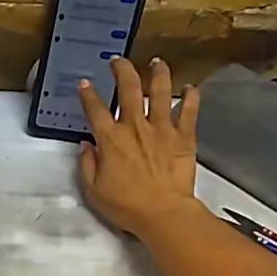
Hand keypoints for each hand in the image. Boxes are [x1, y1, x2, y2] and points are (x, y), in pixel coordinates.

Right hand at [77, 58, 204, 241]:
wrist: (164, 214)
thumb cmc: (126, 205)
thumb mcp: (94, 189)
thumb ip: (87, 164)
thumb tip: (86, 144)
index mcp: (111, 140)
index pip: (95, 109)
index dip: (87, 94)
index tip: (84, 83)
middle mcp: (135, 127)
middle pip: (129, 89)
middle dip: (122, 70)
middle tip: (118, 61)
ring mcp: (162, 129)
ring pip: (161, 92)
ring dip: (158, 74)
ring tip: (156, 62)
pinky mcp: (184, 137)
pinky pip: (189, 111)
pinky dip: (191, 97)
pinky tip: (191, 88)